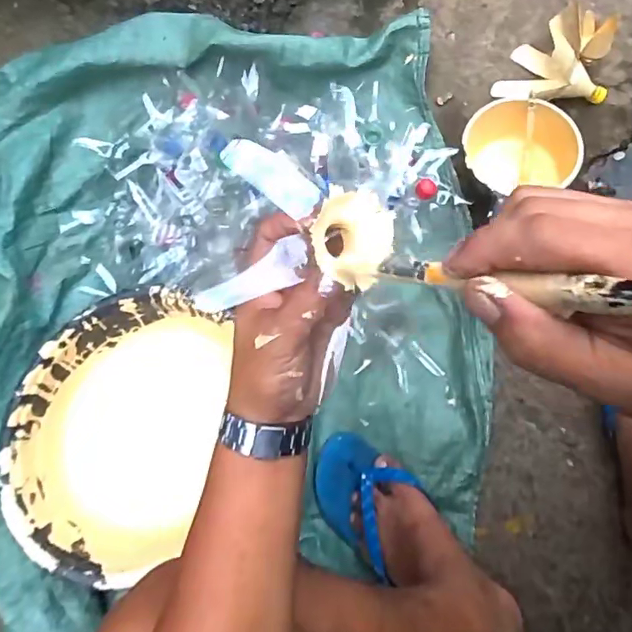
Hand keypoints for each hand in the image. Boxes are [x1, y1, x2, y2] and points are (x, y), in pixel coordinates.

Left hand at [228, 213, 354, 422]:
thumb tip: (337, 264)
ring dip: (349, 254)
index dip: (290, 220)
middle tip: (357, 225)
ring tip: (370, 244)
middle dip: (330, 233)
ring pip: (331, 263)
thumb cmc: (264, 372)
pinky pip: (345, 286)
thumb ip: (309, 299)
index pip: (270, 235)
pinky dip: (358, 279)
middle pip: (307, 244)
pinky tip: (369, 272)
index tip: (319, 217)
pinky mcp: (329, 310)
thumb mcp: (282, 335)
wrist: (278, 414)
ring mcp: (309, 294)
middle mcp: (286, 279)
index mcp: (261, 279)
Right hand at [446, 188, 631, 435]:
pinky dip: (530, 232)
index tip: (451, 276)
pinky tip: (532, 267)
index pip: (547, 234)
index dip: (489, 248)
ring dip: (508, 234)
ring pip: (545, 199)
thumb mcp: (605, 383)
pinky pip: (561, 205)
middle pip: (540, 207)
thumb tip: (479, 296)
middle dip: (492, 241)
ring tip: (500, 279)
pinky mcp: (629, 211)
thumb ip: (539, 342)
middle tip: (472, 284)